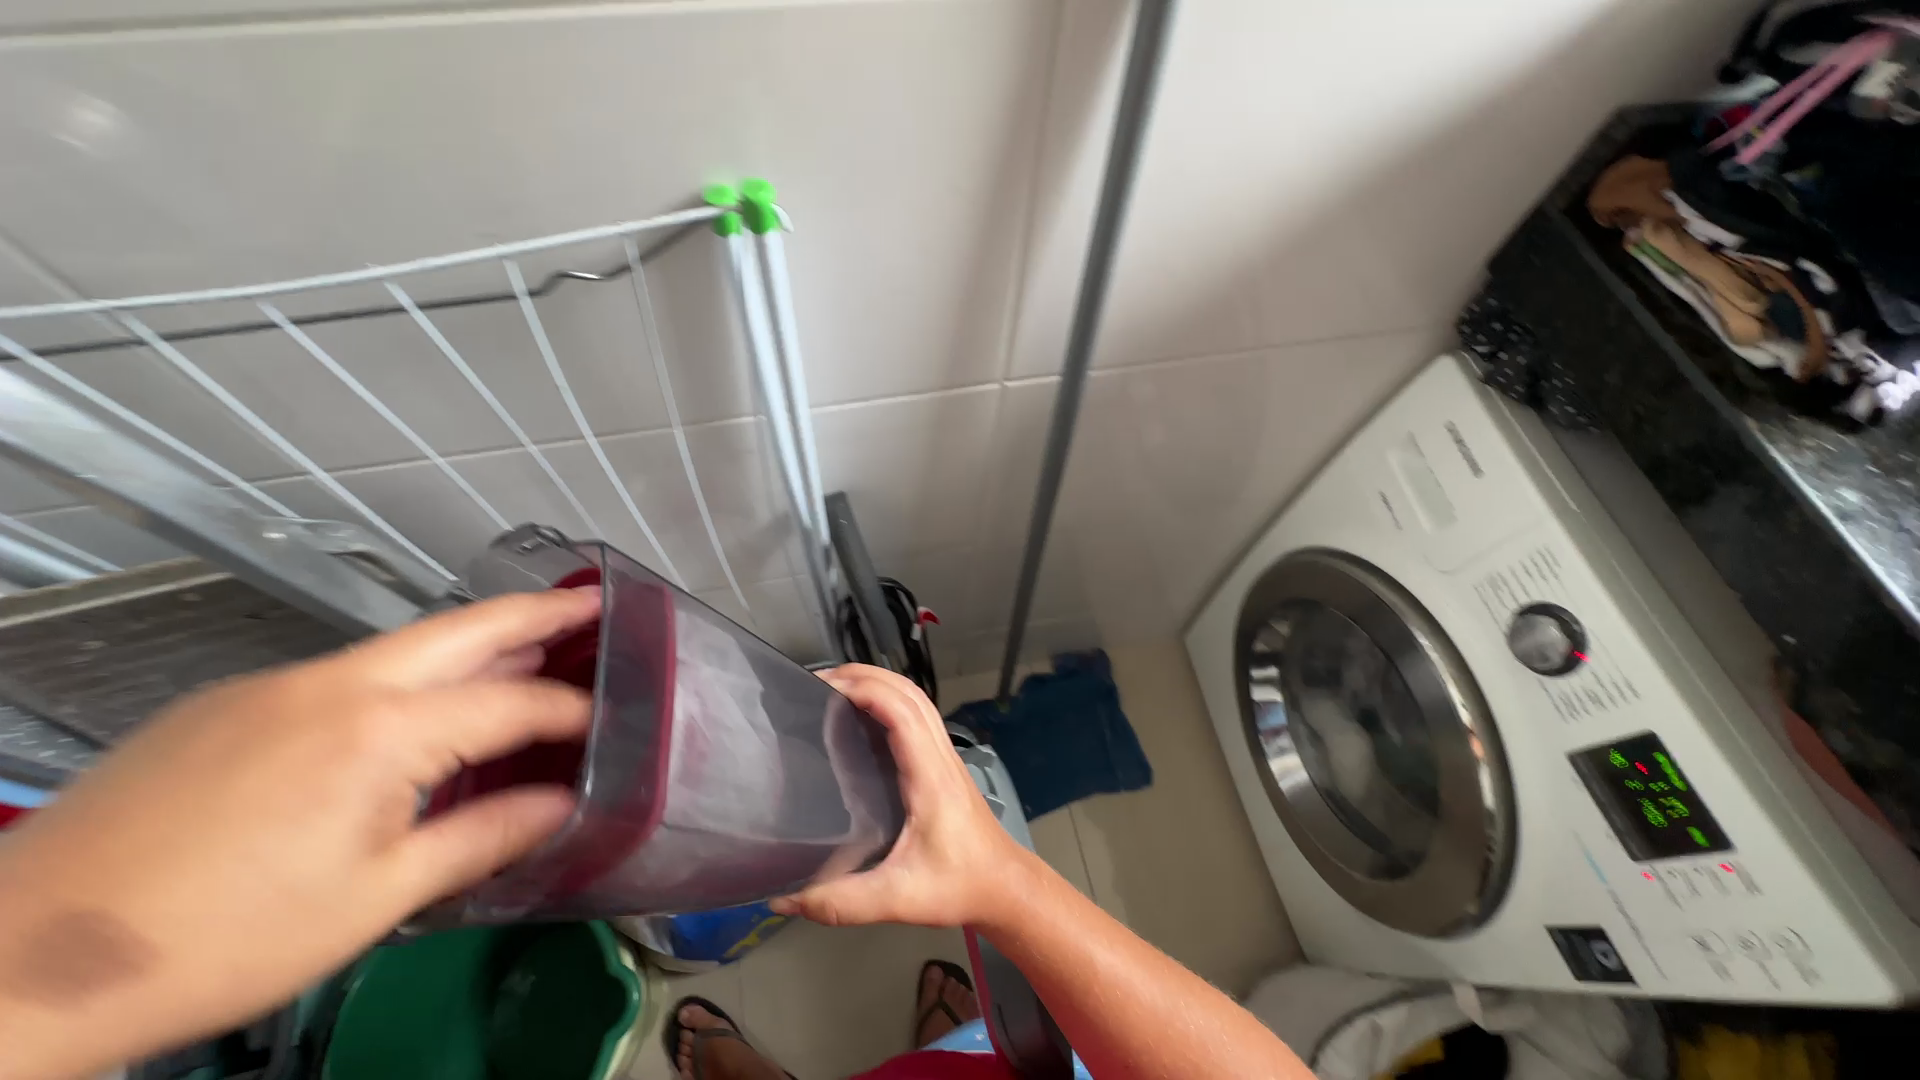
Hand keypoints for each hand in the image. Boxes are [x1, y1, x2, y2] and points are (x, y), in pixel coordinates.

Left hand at [0, 589, 600, 1079]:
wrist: (16, 963)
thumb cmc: (223, 937)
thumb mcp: (376, 898)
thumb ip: (483, 838)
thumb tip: (564, 807)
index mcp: (380, 731)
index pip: (509, 703)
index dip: (570, 711)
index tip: (611, 723)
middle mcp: (333, 682)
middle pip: (462, 628)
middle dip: (536, 610)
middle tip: (593, 602)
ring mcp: (273, 684)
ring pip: (403, 647)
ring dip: (474, 645)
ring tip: (530, 650)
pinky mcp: (229, 702)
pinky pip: (349, 674)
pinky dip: (410, 677)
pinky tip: (419, 714)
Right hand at [772, 665, 1031, 928]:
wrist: (1003, 887)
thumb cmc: (958, 886)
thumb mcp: (897, 899)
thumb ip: (840, 903)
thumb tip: (781, 898)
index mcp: (930, 775)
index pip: (901, 711)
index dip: (864, 689)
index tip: (822, 687)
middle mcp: (939, 755)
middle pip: (908, 692)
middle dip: (863, 676)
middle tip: (817, 682)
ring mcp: (944, 756)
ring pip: (915, 699)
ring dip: (877, 684)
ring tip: (833, 690)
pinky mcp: (941, 764)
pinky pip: (916, 716)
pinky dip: (887, 702)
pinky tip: (859, 718)